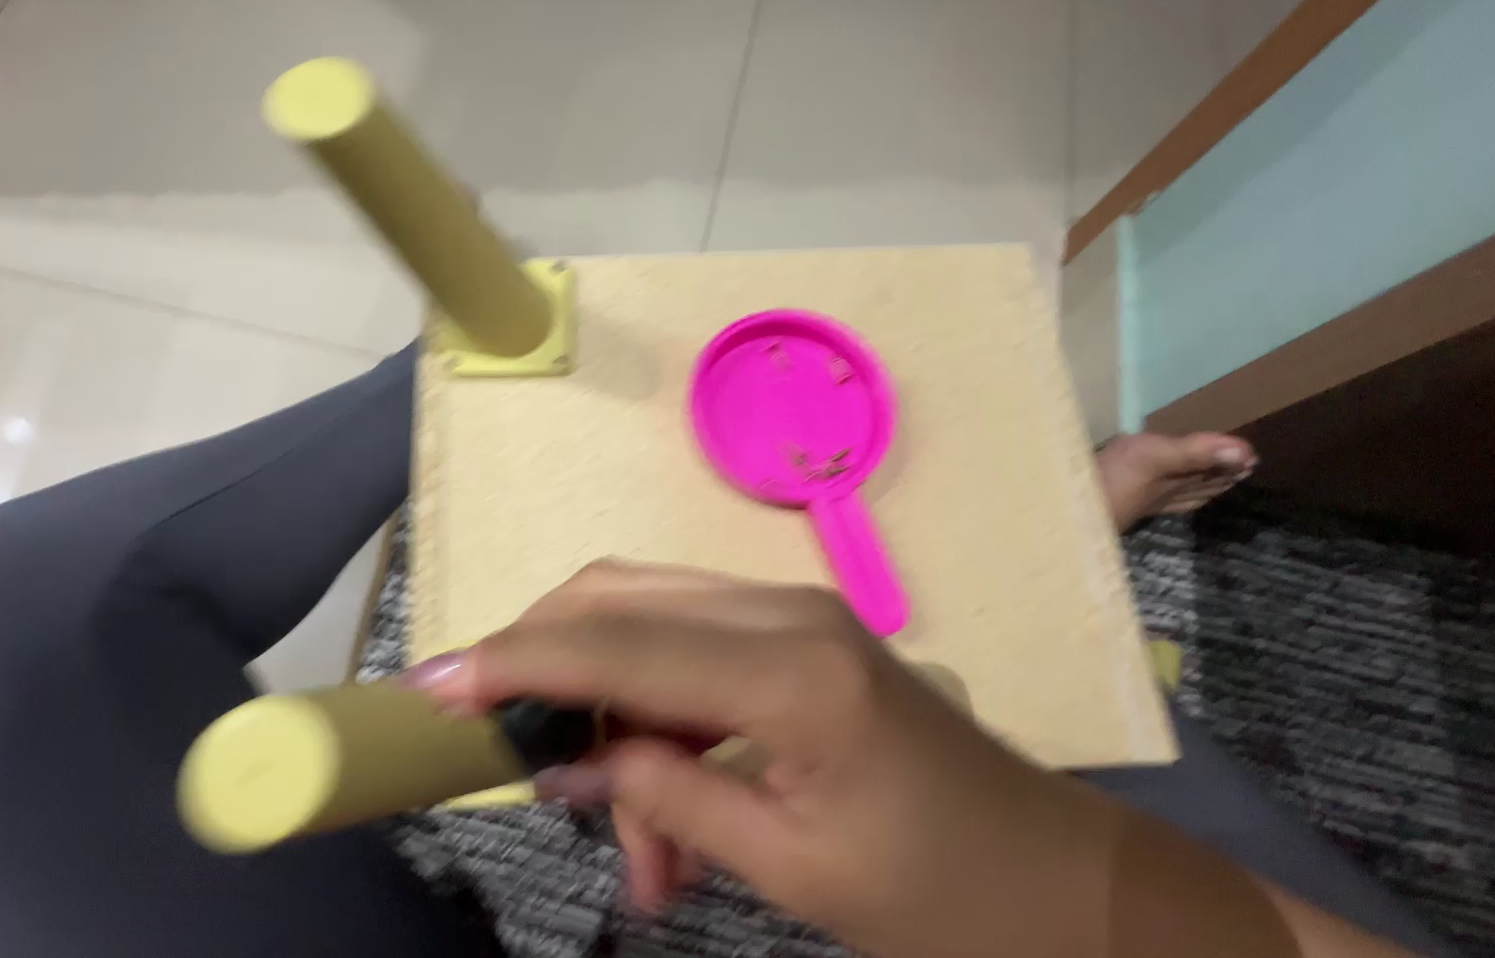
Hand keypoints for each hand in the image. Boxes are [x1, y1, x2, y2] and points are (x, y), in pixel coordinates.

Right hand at [405, 560, 1106, 957]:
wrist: (1059, 877)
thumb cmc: (945, 898)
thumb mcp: (792, 868)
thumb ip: (671, 797)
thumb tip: (580, 760)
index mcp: (792, 671)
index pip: (620, 644)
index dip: (518, 659)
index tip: (434, 683)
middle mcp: (784, 610)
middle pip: (620, 598)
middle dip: (548, 664)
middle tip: (523, 758)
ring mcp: (791, 610)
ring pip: (645, 618)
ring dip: (608, 709)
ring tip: (637, 840)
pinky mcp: (794, 631)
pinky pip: (687, 646)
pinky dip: (652, 710)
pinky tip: (668, 802)